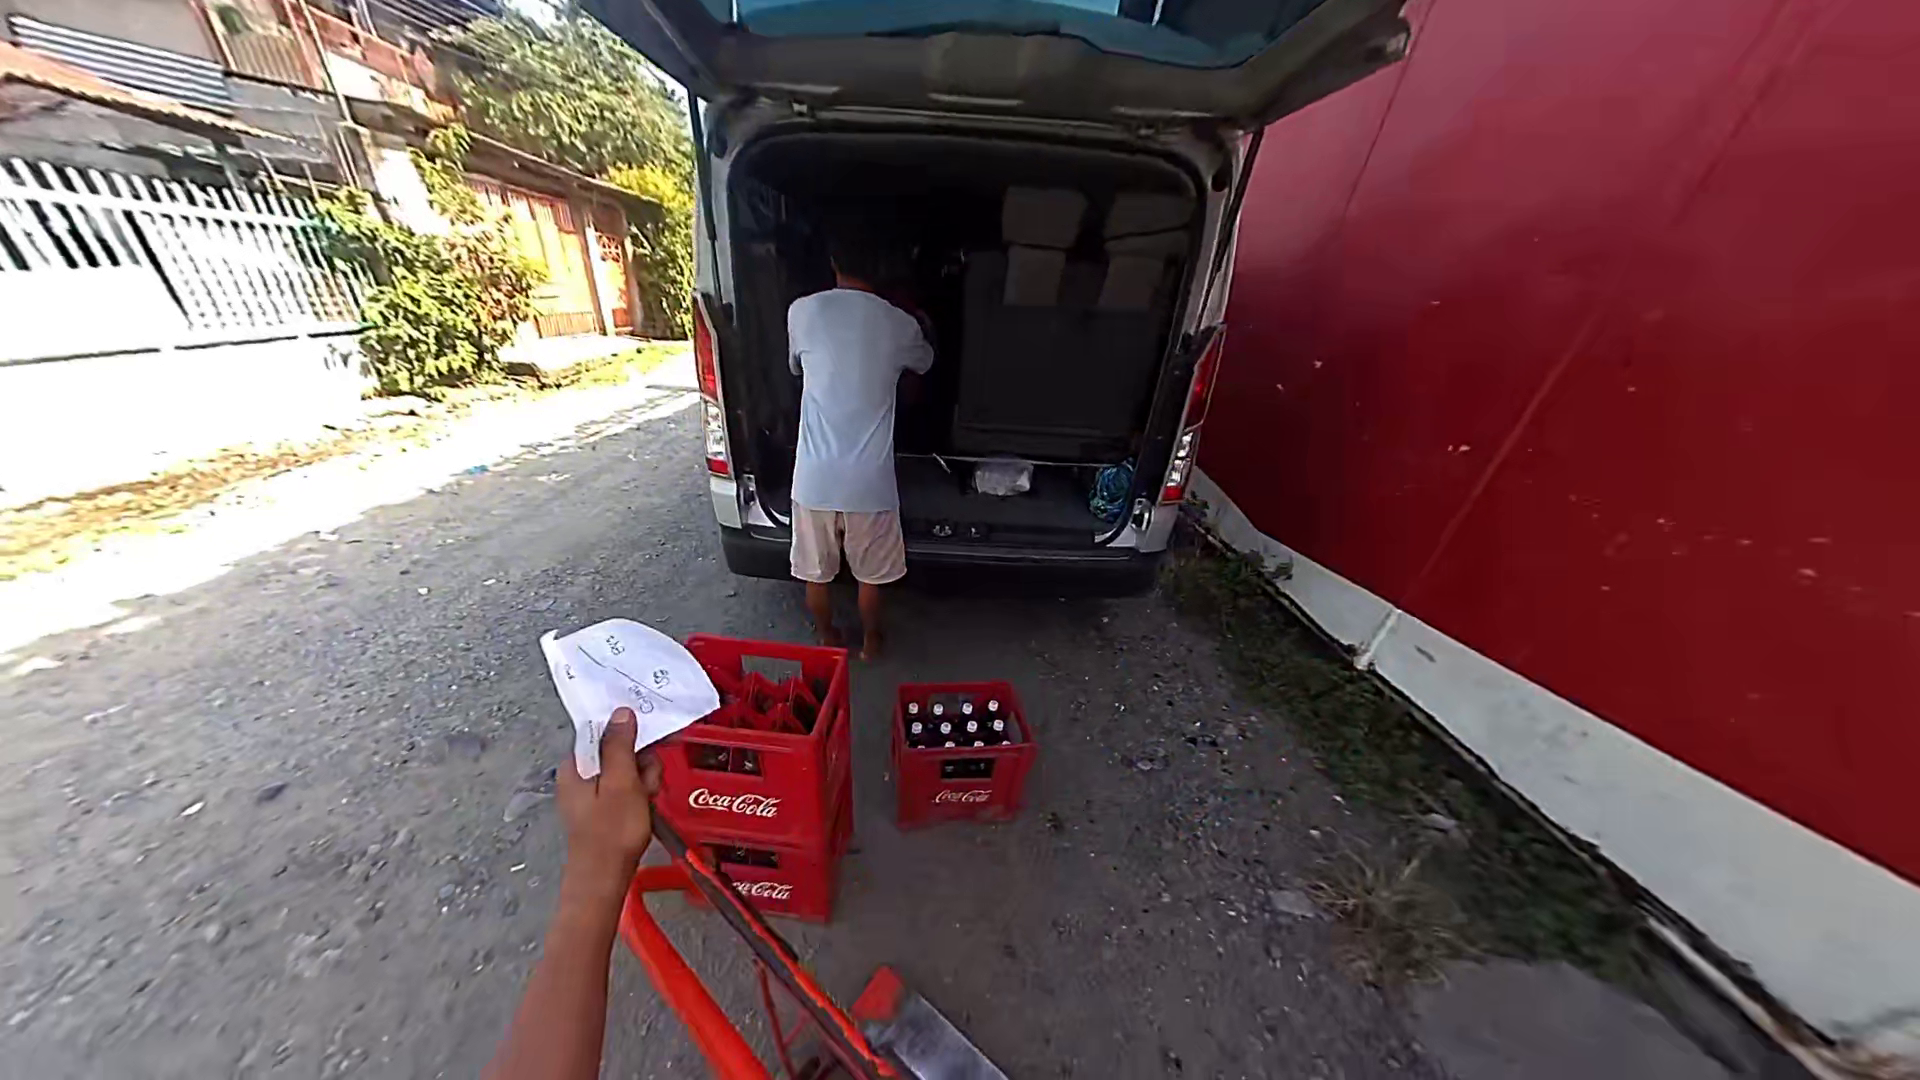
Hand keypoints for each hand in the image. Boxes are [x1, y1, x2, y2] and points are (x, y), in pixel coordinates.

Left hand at [556, 708, 661, 905]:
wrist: (605, 879)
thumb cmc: (612, 830)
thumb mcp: (621, 782)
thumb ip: (620, 745)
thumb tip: (620, 712)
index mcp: (576, 766)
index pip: (603, 731)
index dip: (629, 733)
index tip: (647, 744)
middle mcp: (580, 775)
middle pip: (619, 748)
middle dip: (641, 761)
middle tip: (646, 782)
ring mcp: (592, 791)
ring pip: (629, 766)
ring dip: (645, 777)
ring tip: (646, 797)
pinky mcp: (604, 804)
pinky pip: (628, 784)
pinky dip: (640, 790)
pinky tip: (645, 804)